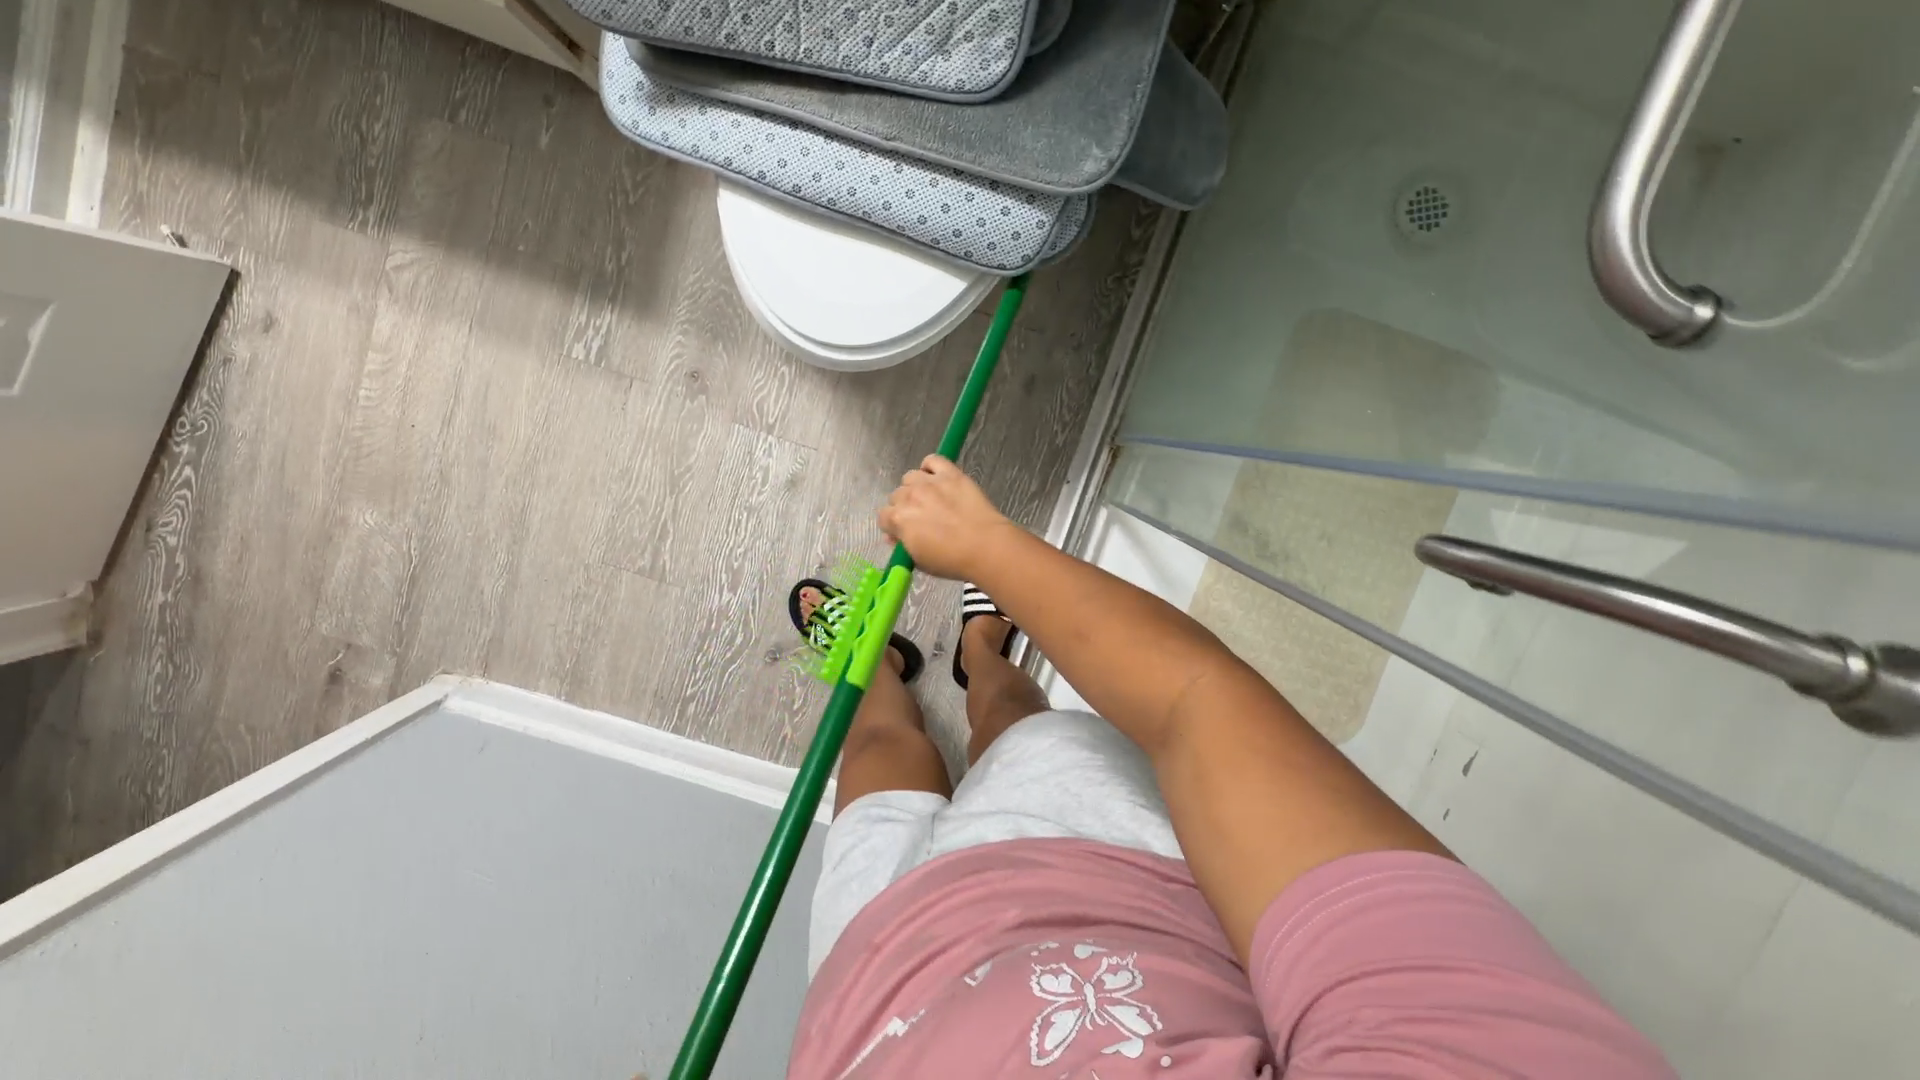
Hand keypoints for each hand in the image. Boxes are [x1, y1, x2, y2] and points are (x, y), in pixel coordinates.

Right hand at [878, 456, 1018, 579]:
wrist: (985, 546)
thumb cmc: (951, 560)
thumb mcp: (919, 560)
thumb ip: (904, 545)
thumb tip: (896, 536)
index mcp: (898, 519)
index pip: (883, 516)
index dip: (893, 525)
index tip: (903, 532)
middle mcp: (909, 496)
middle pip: (896, 496)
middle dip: (904, 507)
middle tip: (920, 518)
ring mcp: (930, 482)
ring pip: (910, 477)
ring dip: (914, 487)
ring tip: (929, 498)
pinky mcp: (950, 473)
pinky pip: (932, 460)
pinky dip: (930, 467)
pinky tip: (937, 477)